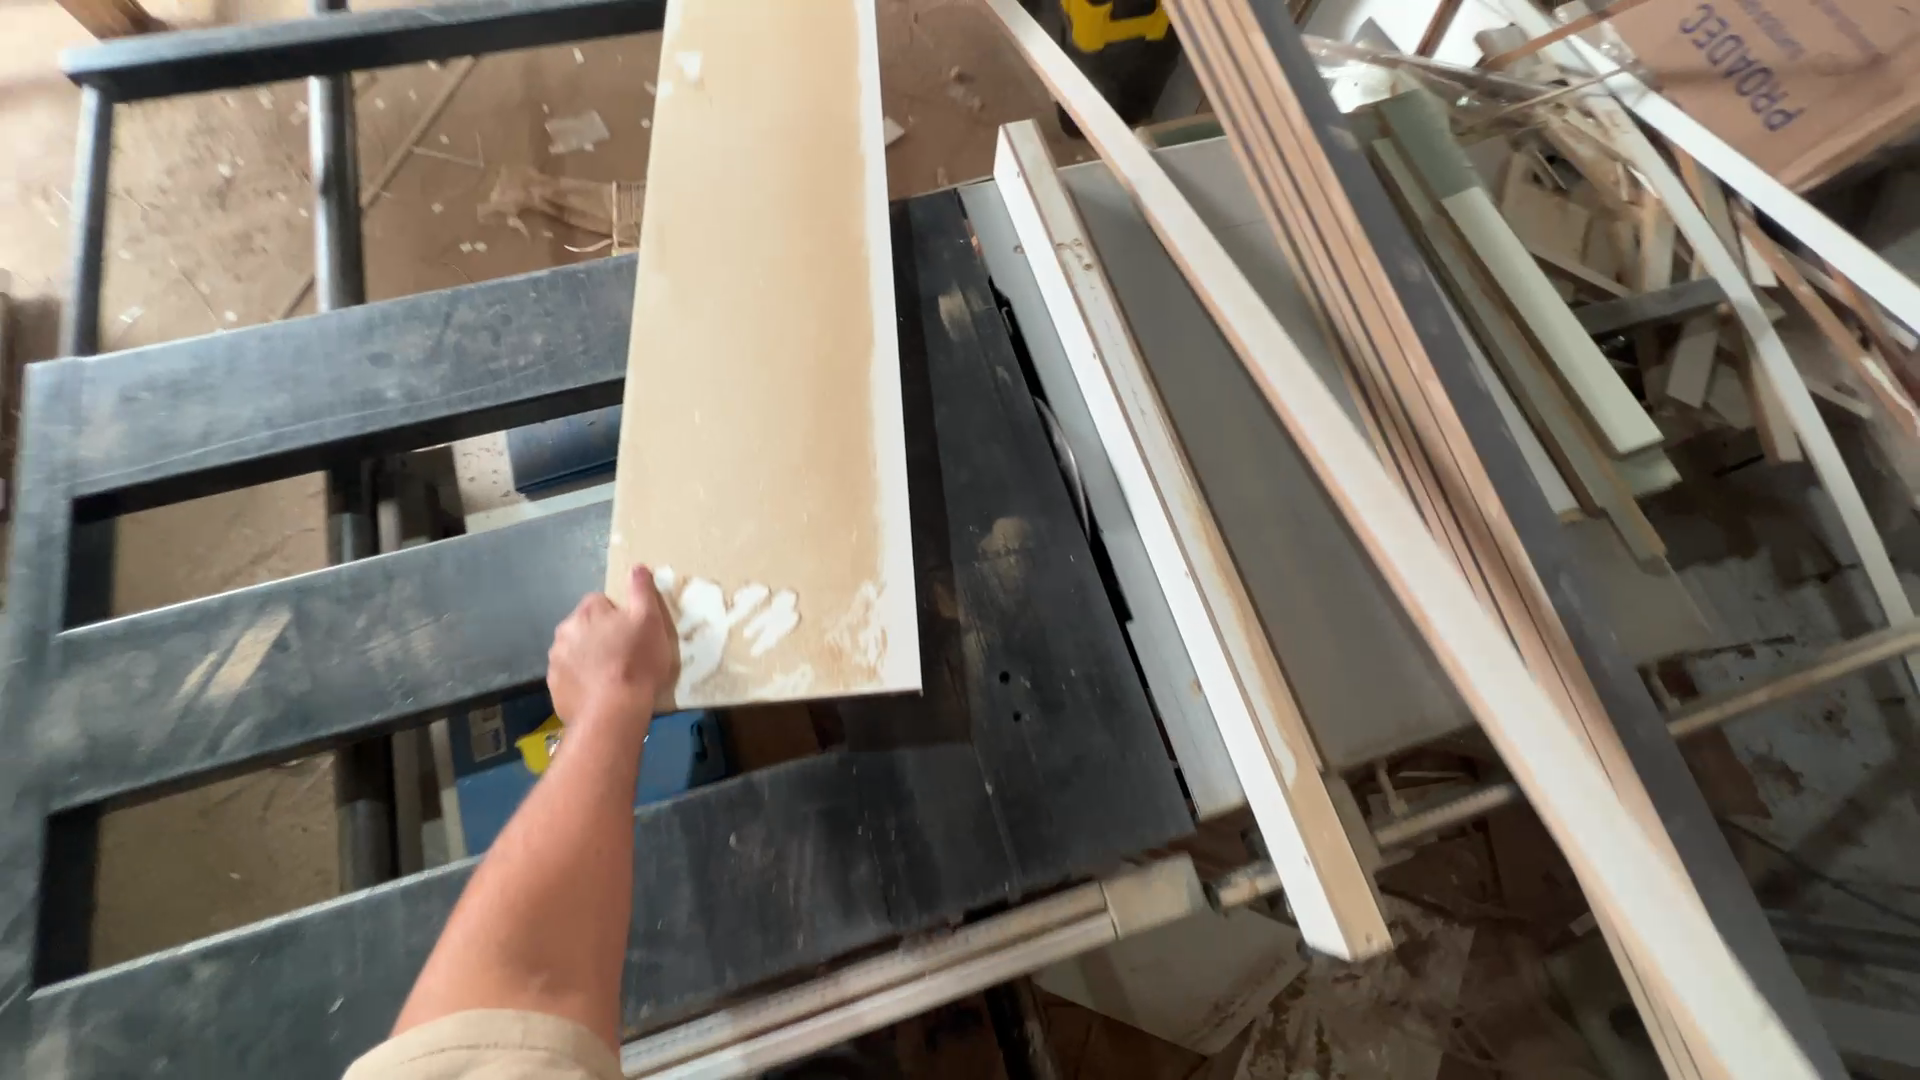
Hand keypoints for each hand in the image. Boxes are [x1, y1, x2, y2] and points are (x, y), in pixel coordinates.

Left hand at [547, 565, 679, 745]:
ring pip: (575, 650)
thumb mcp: (651, 621)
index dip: (619, 615)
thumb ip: (642, 591)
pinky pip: (570, 675)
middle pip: (585, 625)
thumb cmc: (637, 662)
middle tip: (625, 653)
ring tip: (612, 674)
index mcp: (588, 612)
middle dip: (600, 634)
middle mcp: (565, 631)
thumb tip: (637, 566)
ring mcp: (556, 660)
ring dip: (589, 656)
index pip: (600, 601)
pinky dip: (581, 679)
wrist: (612, 711)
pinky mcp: (554, 686)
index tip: (632, 631)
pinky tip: (600, 690)